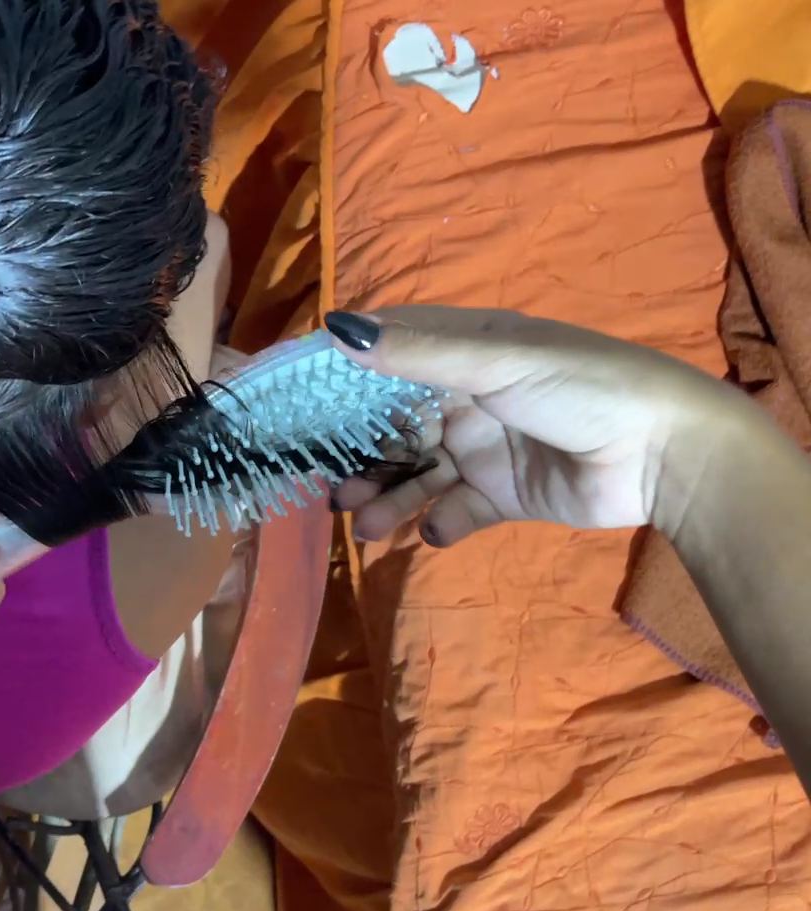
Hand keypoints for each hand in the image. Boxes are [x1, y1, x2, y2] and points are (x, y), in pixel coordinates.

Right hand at [323, 307, 757, 544]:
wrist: (670, 459)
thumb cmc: (584, 389)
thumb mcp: (497, 362)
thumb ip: (415, 353)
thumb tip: (335, 329)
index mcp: (465, 358)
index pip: (387, 360)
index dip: (339, 376)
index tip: (290, 398)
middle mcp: (464, 402)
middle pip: (389, 432)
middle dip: (358, 462)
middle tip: (333, 490)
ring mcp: (480, 450)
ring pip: (410, 477)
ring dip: (386, 501)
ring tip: (369, 527)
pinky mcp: (498, 495)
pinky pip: (451, 510)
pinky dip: (438, 524)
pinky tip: (437, 531)